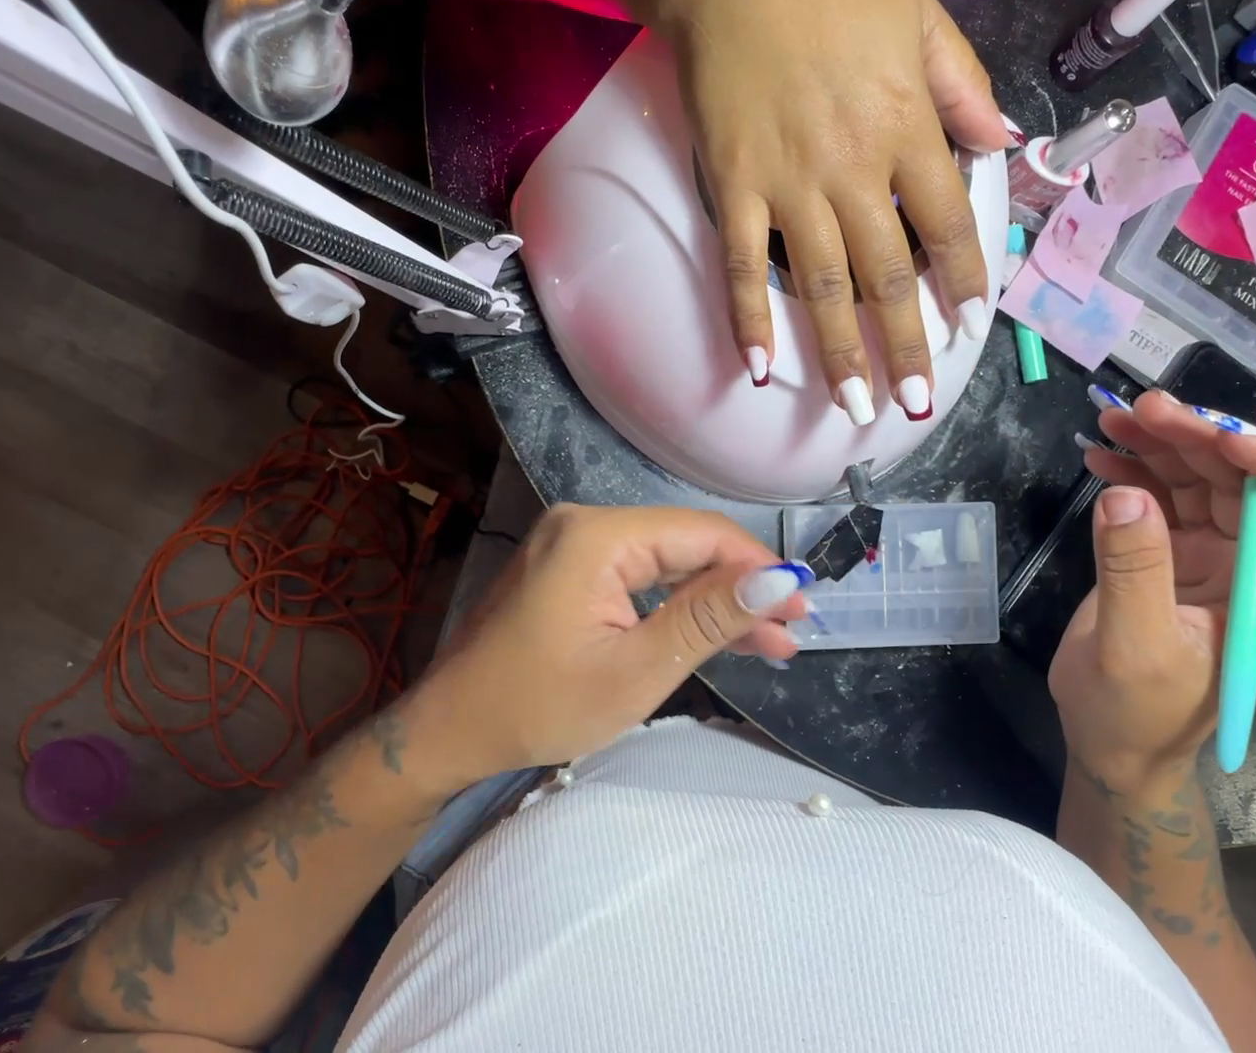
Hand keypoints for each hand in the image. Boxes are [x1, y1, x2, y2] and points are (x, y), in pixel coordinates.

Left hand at [407, 505, 808, 786]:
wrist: (450, 731)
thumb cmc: (538, 708)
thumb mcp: (635, 671)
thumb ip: (708, 617)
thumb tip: (780, 578)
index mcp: (595, 536)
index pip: (700, 533)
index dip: (758, 567)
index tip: (804, 606)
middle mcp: (582, 524)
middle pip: (684, 546)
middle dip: (741, 590)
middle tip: (790, 635)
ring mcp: (570, 546)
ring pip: (663, 564)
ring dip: (712, 602)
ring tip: (767, 644)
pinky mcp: (565, 571)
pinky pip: (634, 579)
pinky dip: (672, 607)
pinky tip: (713, 633)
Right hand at [643, 0, 1007, 422]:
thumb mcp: (919, 18)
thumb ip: (960, 86)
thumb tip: (1002, 142)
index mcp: (906, 129)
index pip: (948, 223)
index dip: (961, 281)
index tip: (968, 328)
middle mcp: (854, 172)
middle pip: (888, 276)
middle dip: (906, 345)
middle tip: (913, 401)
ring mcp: (789, 187)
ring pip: (824, 287)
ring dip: (841, 353)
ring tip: (856, 407)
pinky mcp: (734, 190)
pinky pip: (741, 266)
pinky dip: (747, 319)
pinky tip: (755, 367)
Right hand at [1048, 390, 1255, 782]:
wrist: (1110, 741)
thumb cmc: (1135, 712)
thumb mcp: (1133, 649)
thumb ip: (1134, 573)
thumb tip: (1123, 494)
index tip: (1222, 438)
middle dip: (1208, 437)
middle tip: (1144, 409)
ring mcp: (1217, 556)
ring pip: (1209, 477)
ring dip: (1165, 441)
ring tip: (1113, 418)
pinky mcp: (1172, 553)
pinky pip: (1162, 495)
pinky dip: (1133, 468)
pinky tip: (1100, 453)